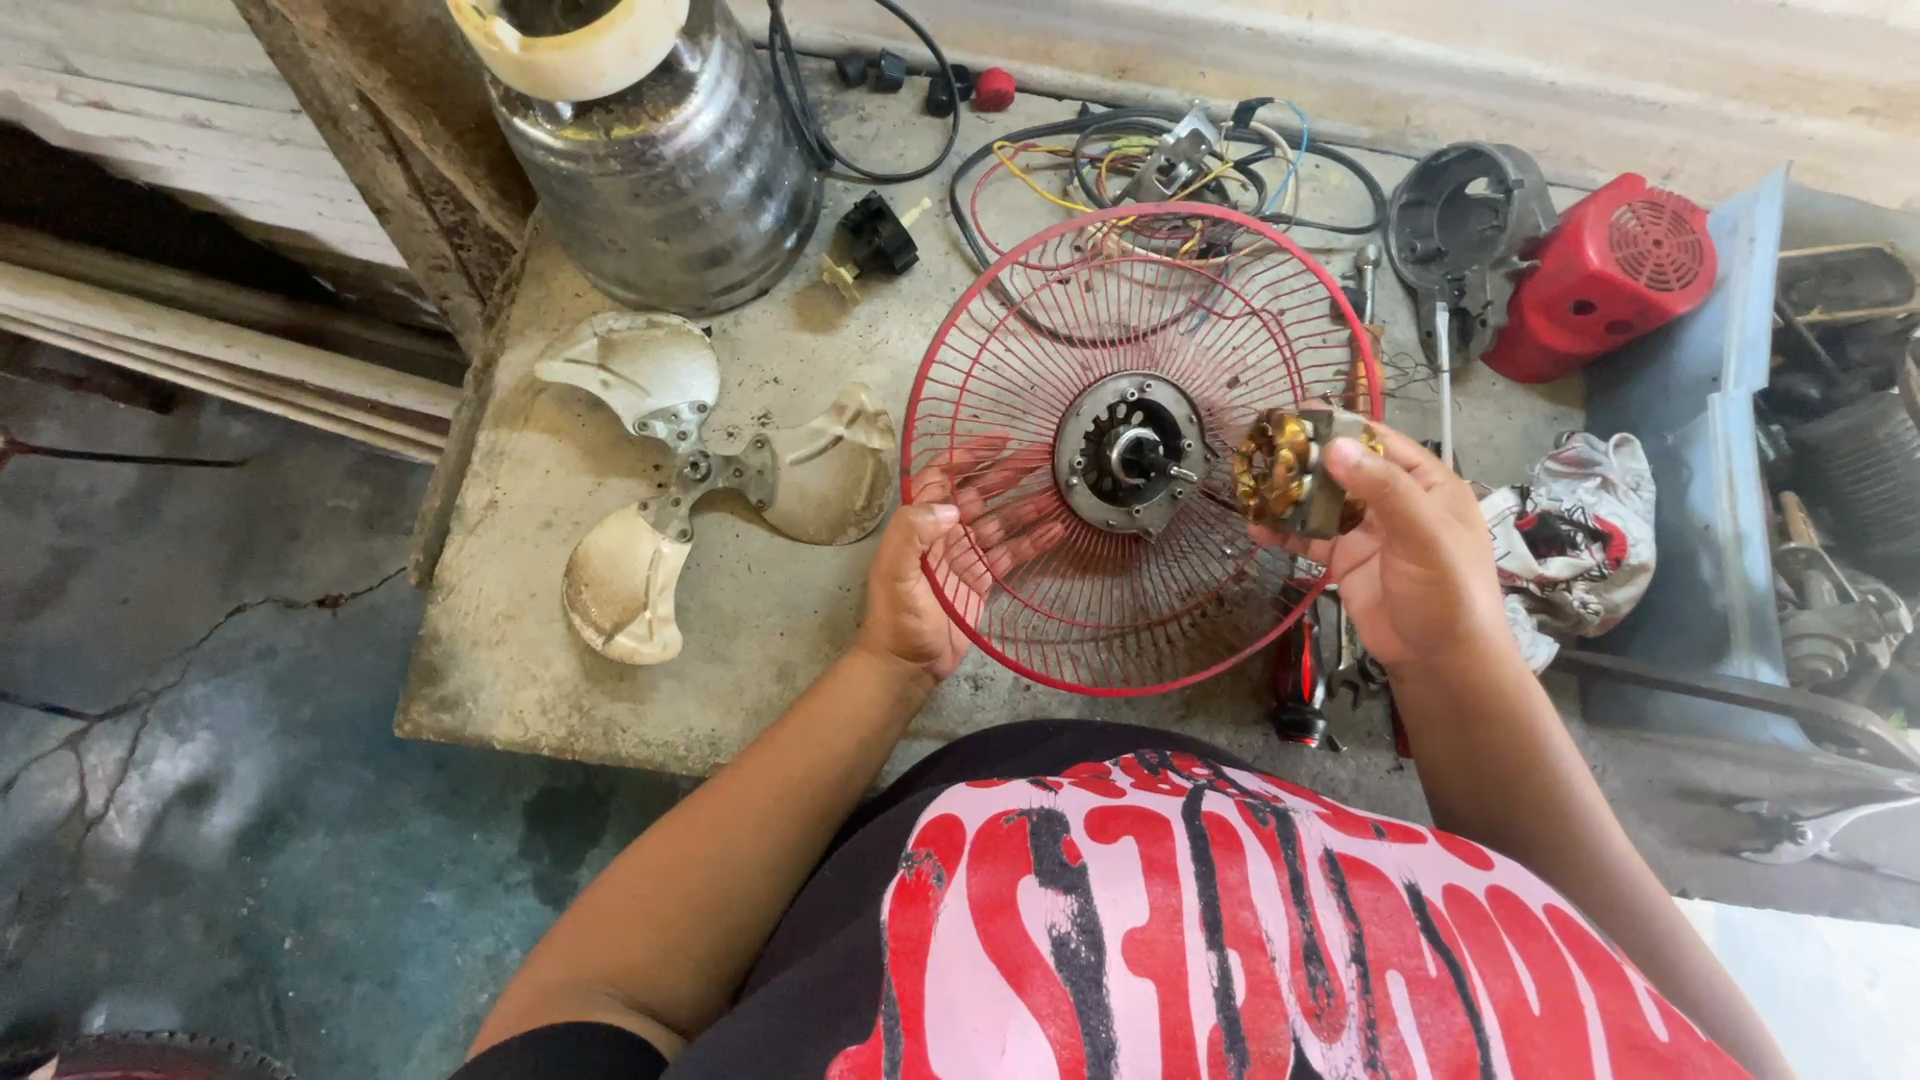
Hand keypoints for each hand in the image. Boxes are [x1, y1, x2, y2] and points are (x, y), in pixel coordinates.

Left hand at [855, 438, 1065, 683]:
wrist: (907, 665)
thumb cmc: (896, 618)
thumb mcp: (894, 572)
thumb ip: (912, 532)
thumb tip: (952, 507)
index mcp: (919, 523)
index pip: (944, 475)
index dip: (969, 453)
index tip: (1000, 440)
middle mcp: (944, 532)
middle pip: (979, 492)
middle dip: (1008, 472)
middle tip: (1041, 457)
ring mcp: (966, 555)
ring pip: (1001, 520)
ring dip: (1028, 504)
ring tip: (1058, 490)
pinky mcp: (983, 579)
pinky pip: (1011, 552)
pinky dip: (1034, 540)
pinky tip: (1057, 529)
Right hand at [1254, 424, 1511, 676]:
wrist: (1440, 659)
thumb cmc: (1447, 592)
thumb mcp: (1423, 535)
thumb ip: (1383, 489)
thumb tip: (1335, 447)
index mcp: (1426, 485)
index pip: (1381, 443)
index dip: (1341, 427)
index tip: (1297, 415)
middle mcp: (1394, 501)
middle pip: (1344, 469)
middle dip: (1306, 461)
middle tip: (1264, 450)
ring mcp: (1366, 531)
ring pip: (1321, 502)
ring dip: (1289, 497)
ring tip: (1253, 487)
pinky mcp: (1344, 559)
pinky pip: (1309, 538)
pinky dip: (1283, 533)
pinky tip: (1257, 530)